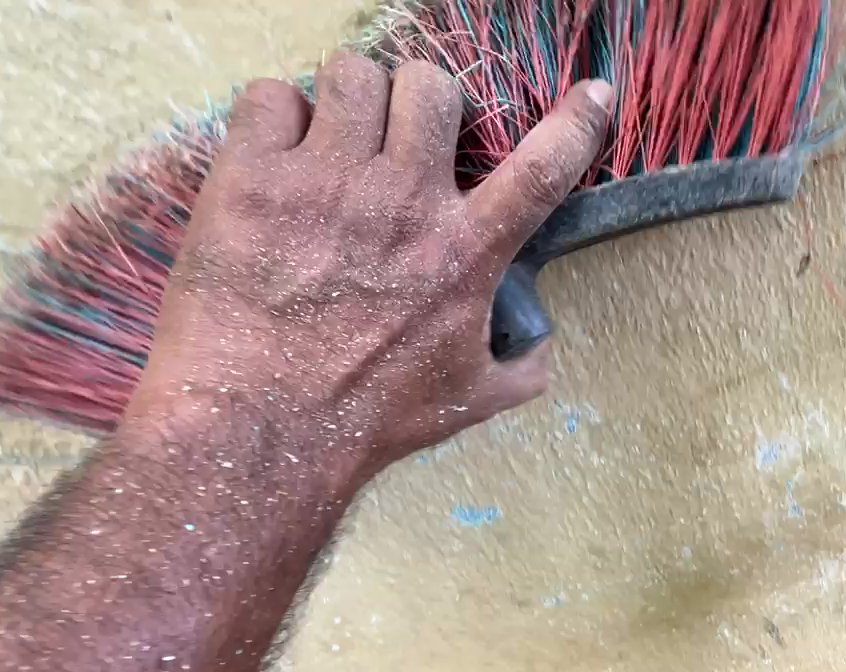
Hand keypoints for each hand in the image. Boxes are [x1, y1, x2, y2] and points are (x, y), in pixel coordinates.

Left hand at [119, 53, 613, 489]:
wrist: (266, 423)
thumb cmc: (381, 414)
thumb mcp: (479, 398)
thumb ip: (527, 365)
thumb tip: (543, 341)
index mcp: (467, 254)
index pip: (542, 171)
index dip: (577, 123)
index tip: (596, 93)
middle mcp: (404, 201)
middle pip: (433, 86)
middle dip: (431, 104)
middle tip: (412, 139)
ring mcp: (325, 181)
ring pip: (353, 74)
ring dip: (358, 101)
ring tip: (346, 140)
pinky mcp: (249, 176)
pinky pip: (270, 94)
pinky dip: (281, 116)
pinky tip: (284, 156)